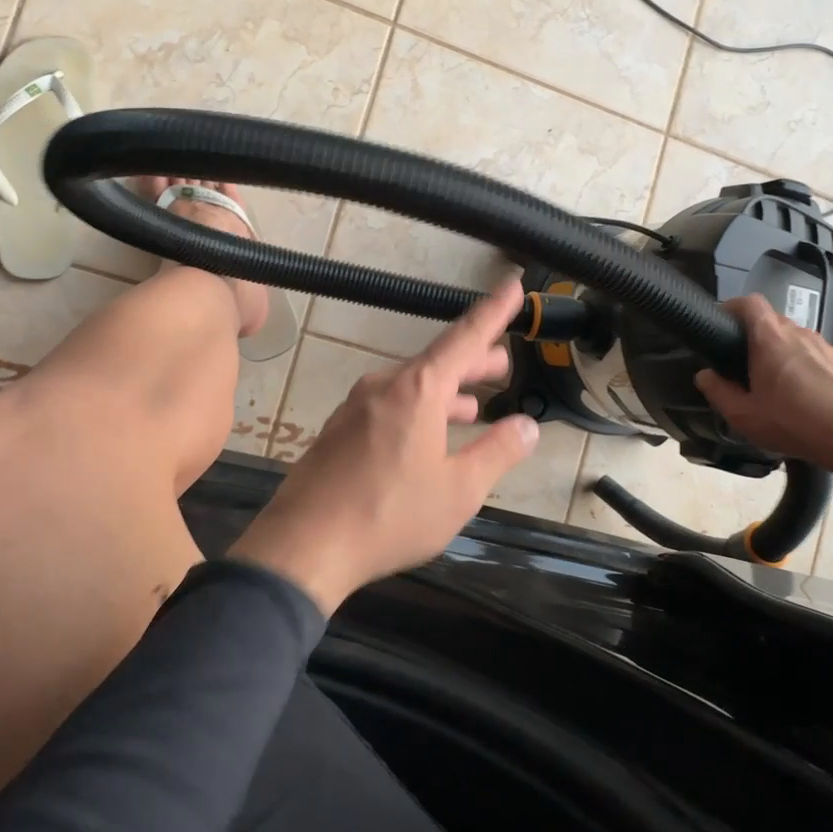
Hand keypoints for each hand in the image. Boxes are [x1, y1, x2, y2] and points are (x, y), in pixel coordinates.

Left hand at [228, 279, 539, 614]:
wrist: (304, 546)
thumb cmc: (390, 516)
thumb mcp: (459, 490)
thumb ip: (497, 452)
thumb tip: (527, 425)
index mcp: (417, 390)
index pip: (464, 338)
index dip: (493, 312)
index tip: (512, 285)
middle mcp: (384, 386)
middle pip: (437, 362)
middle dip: (473, 361)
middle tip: (502, 365)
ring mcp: (355, 407)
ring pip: (412, 386)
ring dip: (447, 391)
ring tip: (474, 404)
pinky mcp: (338, 432)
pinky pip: (390, 406)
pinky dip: (419, 410)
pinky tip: (428, 436)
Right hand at [694, 294, 832, 488]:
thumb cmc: (794, 422)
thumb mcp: (744, 415)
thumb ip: (718, 392)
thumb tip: (704, 375)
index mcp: (770, 339)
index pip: (749, 303)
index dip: (732, 306)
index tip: (721, 323)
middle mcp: (798, 333)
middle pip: (771, 320)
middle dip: (753, 335)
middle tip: (741, 363)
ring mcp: (824, 346)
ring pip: (793, 338)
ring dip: (779, 351)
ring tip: (772, 382)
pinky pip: (813, 354)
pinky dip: (801, 365)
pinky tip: (801, 394)